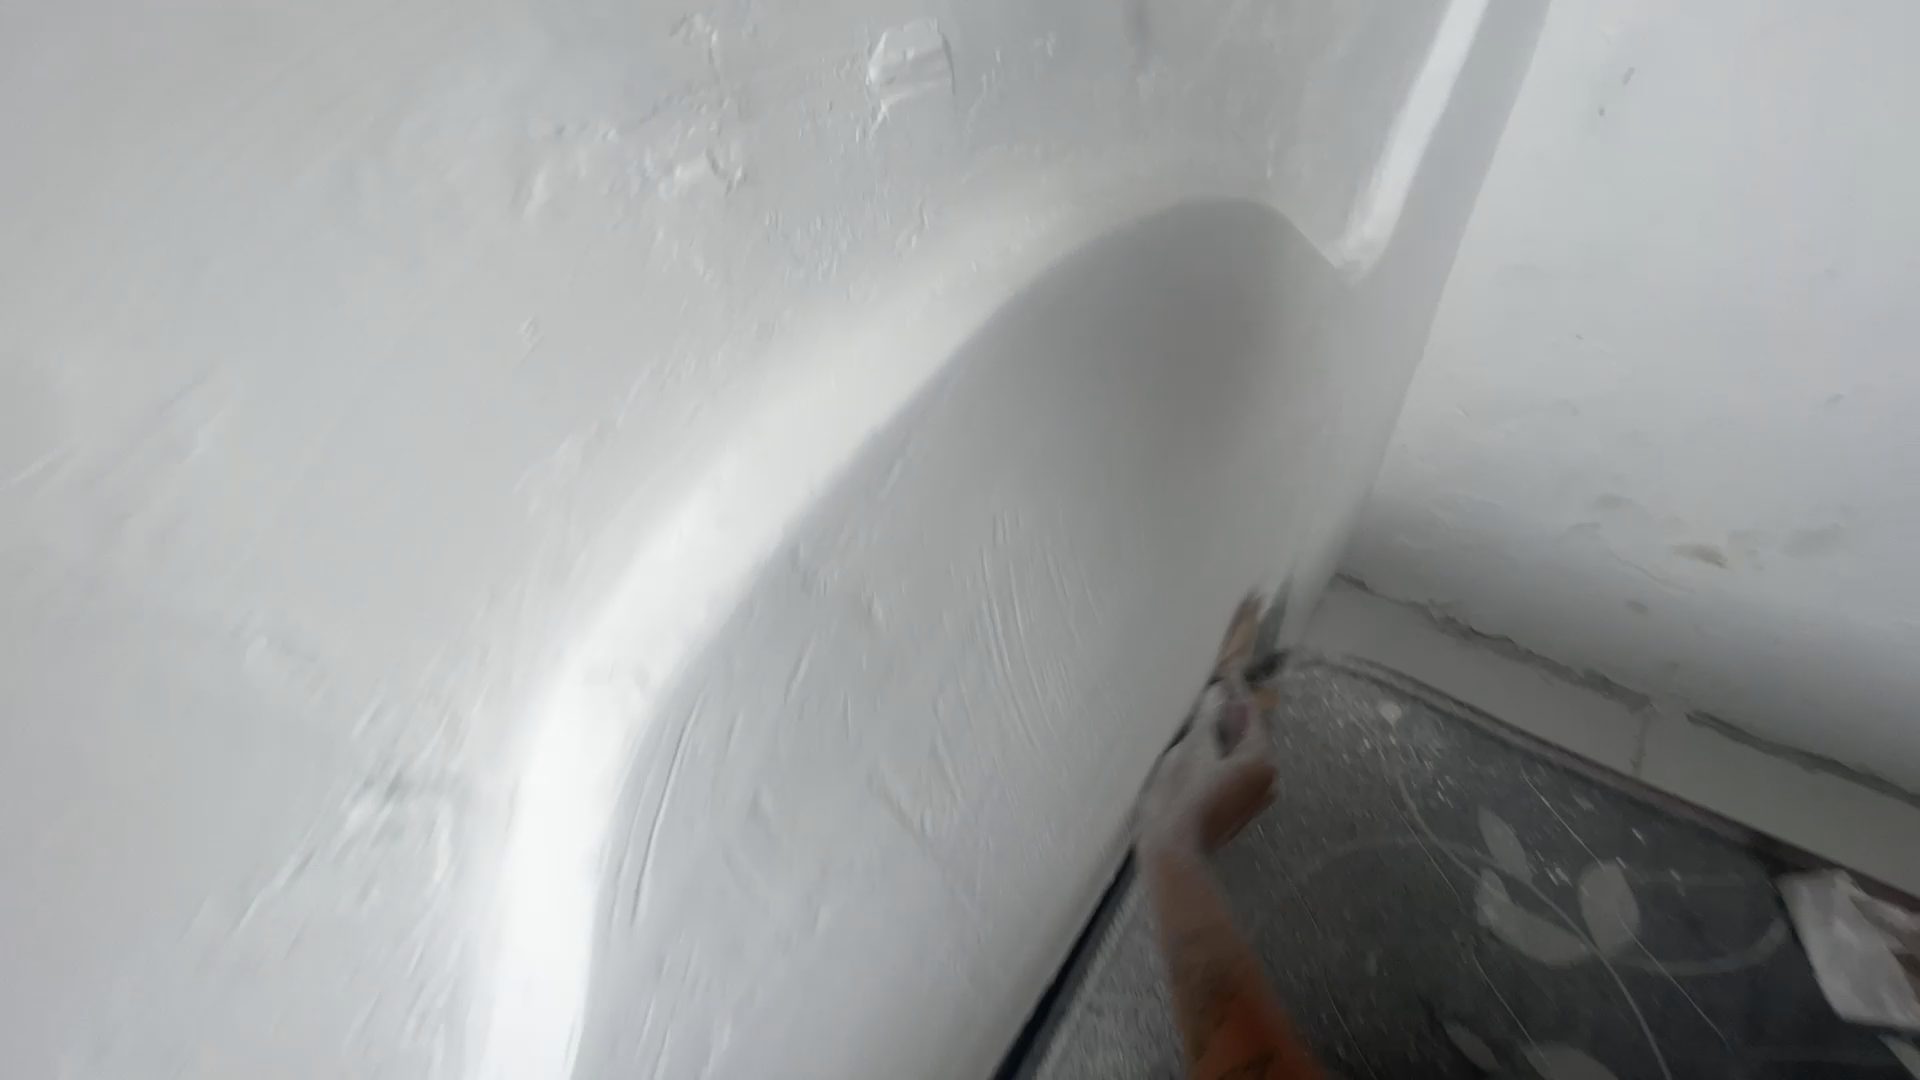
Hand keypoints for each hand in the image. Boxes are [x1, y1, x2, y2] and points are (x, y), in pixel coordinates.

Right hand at [1135, 676, 1277, 854]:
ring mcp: (1257, 796)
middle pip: (1251, 734)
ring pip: (1244, 752)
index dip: (1237, 690)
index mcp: (1261, 760)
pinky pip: (1238, 768)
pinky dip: (1224, 752)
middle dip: (1233, 711)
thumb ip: (1209, 718)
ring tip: (1206, 710)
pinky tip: (1206, 742)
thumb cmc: (1182, 795)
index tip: (1227, 669)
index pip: (1251, 714)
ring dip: (1227, 732)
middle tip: (1215, 687)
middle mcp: (1268, 778)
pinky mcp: (1242, 806)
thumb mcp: (1193, 749)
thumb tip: (1219, 692)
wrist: (1175, 847)